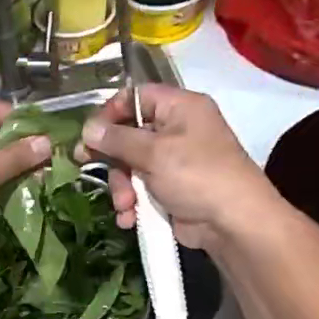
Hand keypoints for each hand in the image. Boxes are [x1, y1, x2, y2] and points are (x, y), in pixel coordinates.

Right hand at [78, 83, 274, 249]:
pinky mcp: (170, 189)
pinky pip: (140, 189)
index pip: (136, 96)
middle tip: (86, 166)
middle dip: (112, 159)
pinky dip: (132, 203)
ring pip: (131, 166)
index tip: (90, 133)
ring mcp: (173, 161)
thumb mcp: (154, 153)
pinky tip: (129, 218)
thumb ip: (117, 139)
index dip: (110, 112)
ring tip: (125, 205)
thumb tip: (87, 129)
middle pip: (128, 135)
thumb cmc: (196, 175)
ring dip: (121, 188)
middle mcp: (176, 130)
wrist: (232, 222)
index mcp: (180, 108)